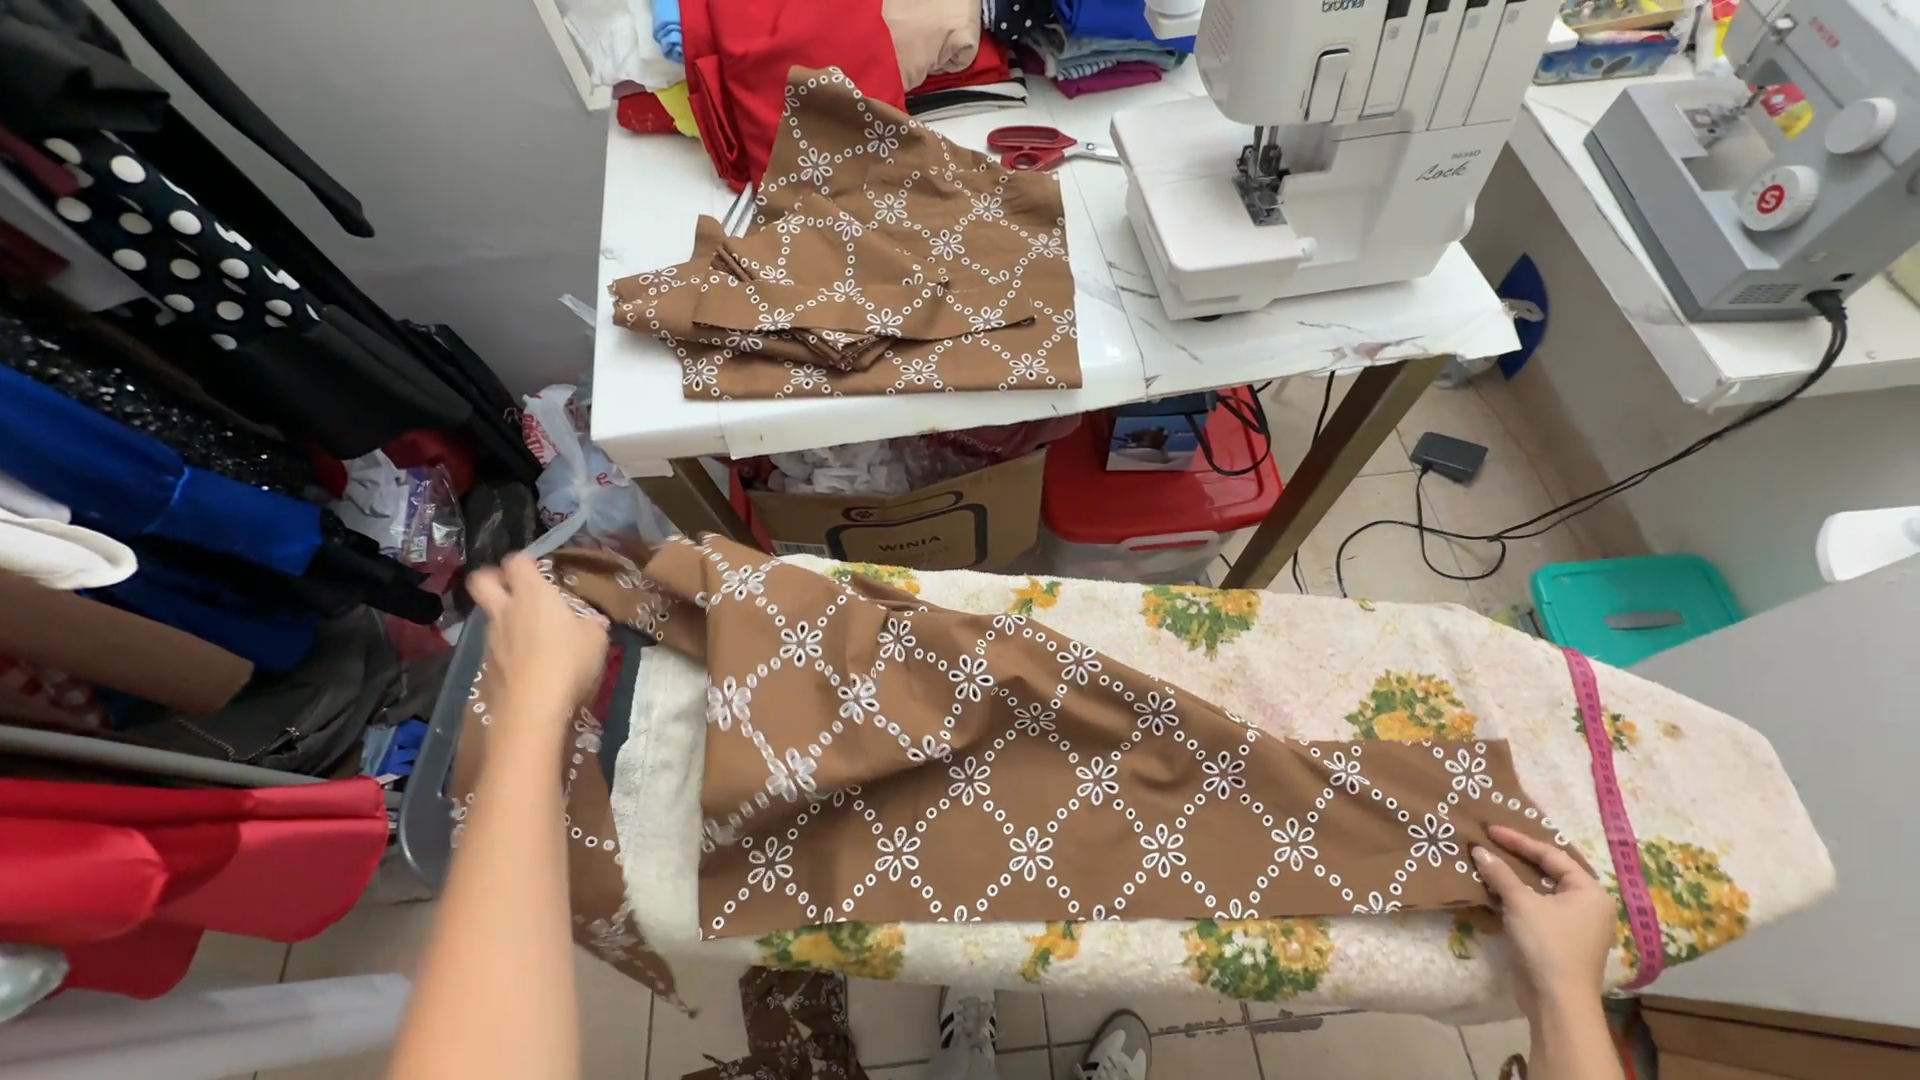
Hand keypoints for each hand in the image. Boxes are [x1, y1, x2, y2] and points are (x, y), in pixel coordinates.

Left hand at [468, 553, 608, 728]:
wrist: (532, 708)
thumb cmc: (569, 662)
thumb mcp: (596, 640)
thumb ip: (592, 625)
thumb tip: (594, 621)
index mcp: (534, 595)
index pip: (517, 562)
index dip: (525, 561)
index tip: (538, 569)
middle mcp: (507, 610)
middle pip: (482, 580)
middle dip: (493, 578)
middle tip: (513, 587)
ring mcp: (493, 638)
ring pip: (491, 616)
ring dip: (506, 618)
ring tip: (533, 634)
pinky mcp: (487, 664)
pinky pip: (497, 645)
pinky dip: (510, 647)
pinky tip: (531, 663)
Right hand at [1473, 824, 1615, 1018]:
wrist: (1557, 999)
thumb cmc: (1547, 943)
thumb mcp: (1521, 903)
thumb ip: (1500, 873)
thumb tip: (1478, 849)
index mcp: (1589, 892)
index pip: (1552, 854)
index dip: (1519, 840)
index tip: (1490, 829)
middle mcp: (1588, 904)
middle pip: (1549, 870)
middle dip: (1518, 855)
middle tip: (1490, 840)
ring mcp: (1575, 922)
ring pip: (1541, 888)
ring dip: (1514, 875)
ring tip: (1489, 860)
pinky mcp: (1559, 937)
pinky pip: (1536, 905)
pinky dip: (1516, 894)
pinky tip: (1495, 888)